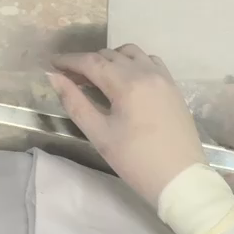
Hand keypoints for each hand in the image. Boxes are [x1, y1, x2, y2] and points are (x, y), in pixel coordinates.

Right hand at [49, 45, 205, 204]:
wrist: (181, 180)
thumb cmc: (136, 161)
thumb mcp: (99, 135)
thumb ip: (74, 102)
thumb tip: (53, 77)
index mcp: (127, 84)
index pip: (91, 62)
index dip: (68, 61)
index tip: (52, 63)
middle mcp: (146, 72)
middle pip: (109, 55)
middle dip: (87, 62)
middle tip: (71, 78)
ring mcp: (162, 77)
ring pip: (130, 53)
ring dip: (110, 59)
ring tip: (98, 77)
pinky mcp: (172, 86)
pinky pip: (149, 60)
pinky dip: (132, 62)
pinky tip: (126, 80)